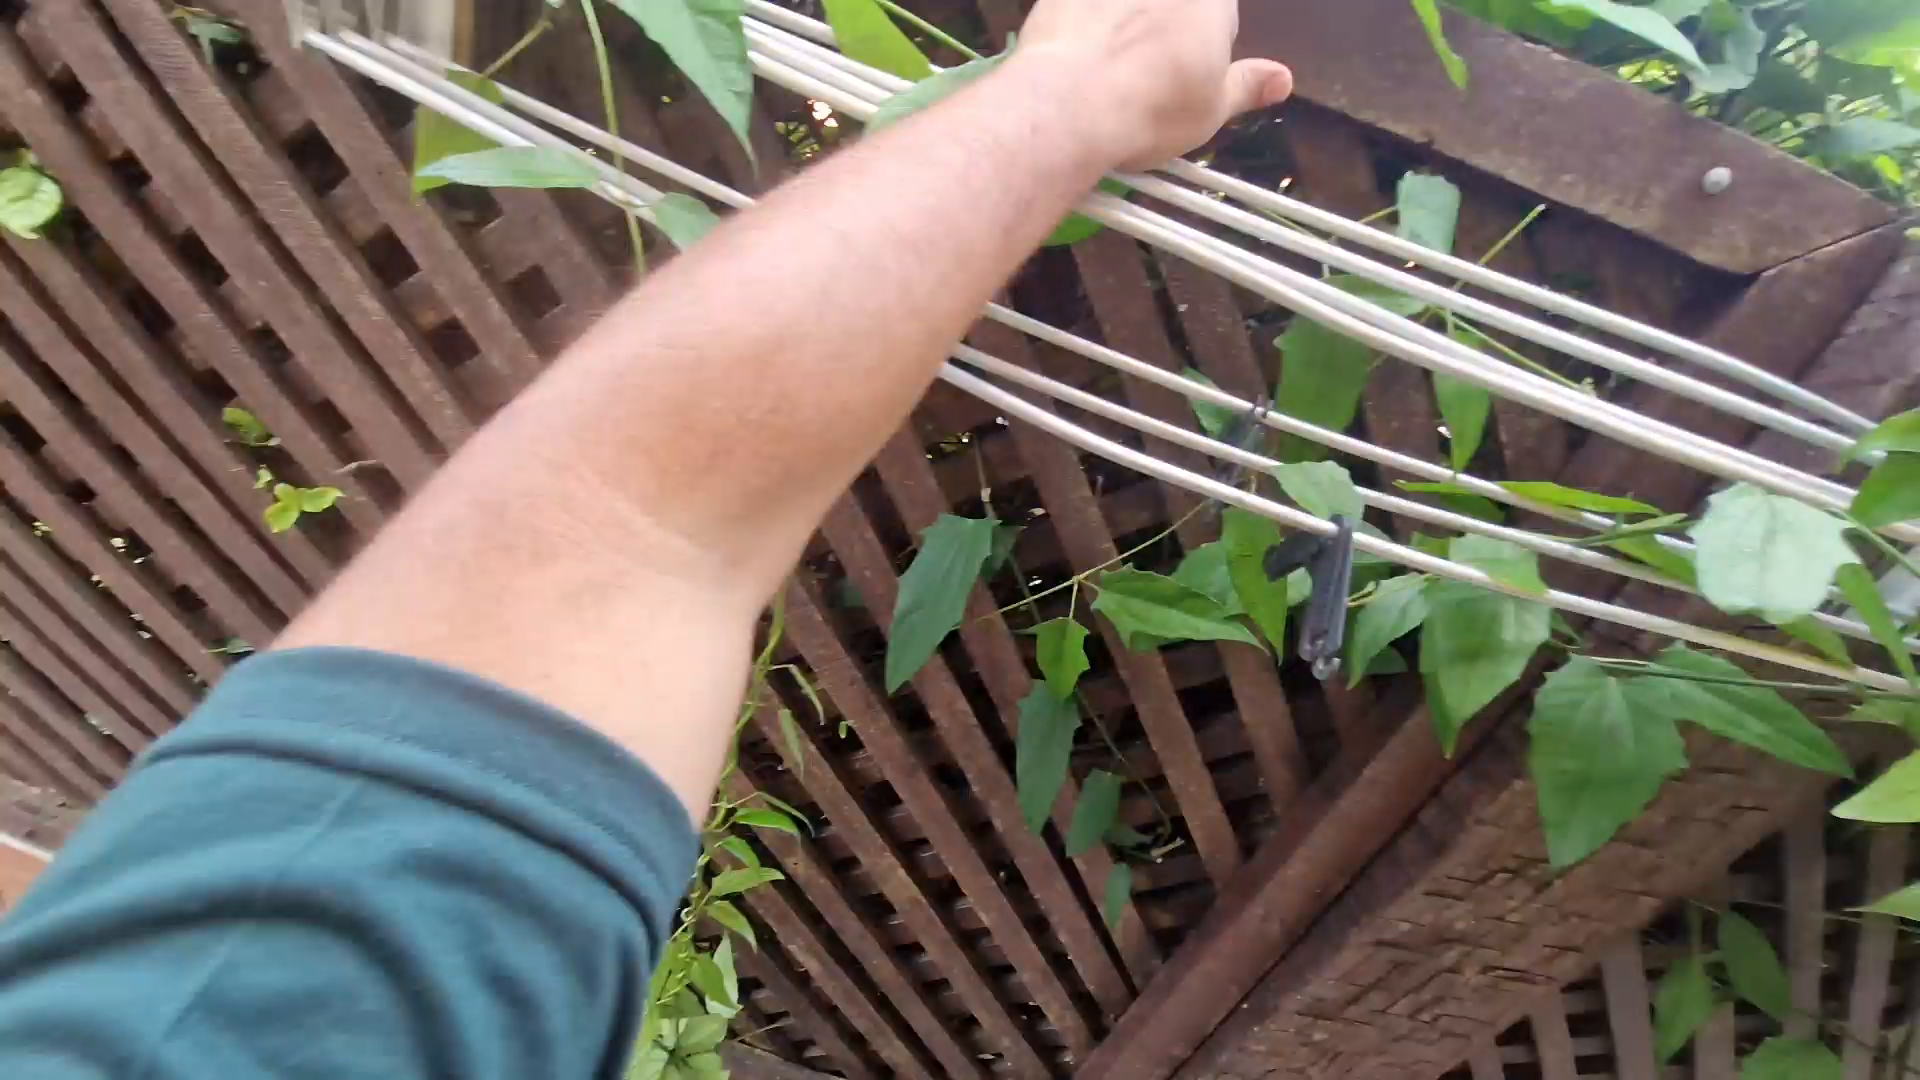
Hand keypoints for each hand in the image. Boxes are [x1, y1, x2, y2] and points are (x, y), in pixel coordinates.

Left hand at [1012, 0, 1292, 168]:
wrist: (1071, 104)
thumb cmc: (1153, 110)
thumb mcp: (1210, 111)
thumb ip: (1246, 87)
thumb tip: (1284, 79)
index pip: (1217, 17)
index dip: (1199, 51)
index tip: (1175, 85)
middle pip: (1169, 8)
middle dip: (1159, 32)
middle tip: (1137, 81)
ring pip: (1125, 9)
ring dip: (1120, 28)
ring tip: (1101, 73)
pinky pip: (1079, 10)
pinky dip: (1077, 29)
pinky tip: (1069, 62)